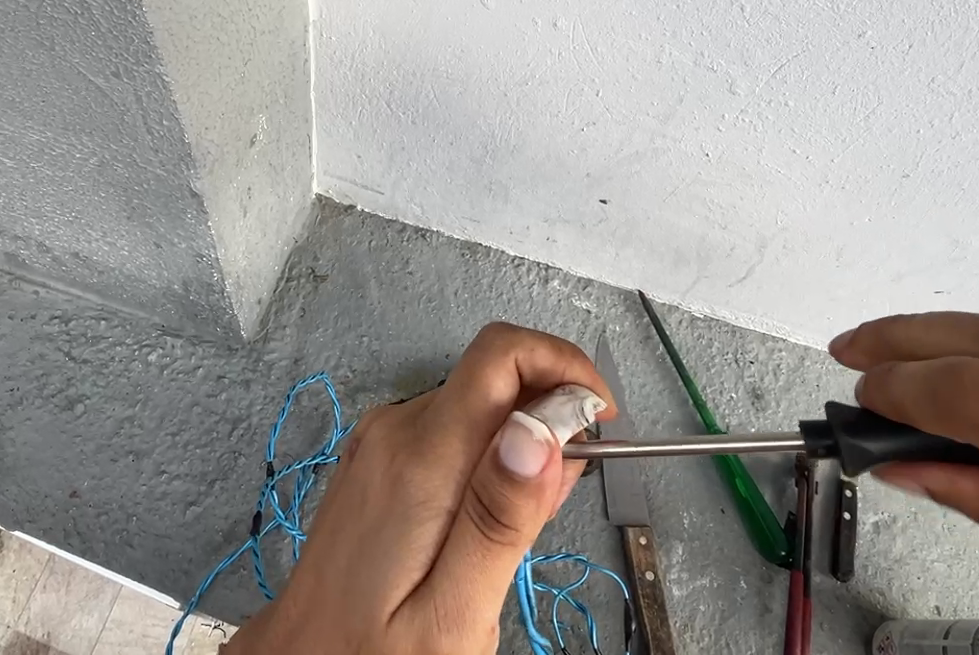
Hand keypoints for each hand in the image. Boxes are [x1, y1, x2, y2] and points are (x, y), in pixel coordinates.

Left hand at [225, 323, 612, 654]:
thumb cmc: (377, 652)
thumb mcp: (453, 609)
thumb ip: (500, 516)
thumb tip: (541, 426)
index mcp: (421, 454)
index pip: (500, 354)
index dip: (563, 365)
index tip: (601, 420)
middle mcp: (398, 425)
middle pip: (494, 374)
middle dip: (549, 413)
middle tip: (561, 501)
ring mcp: (384, 435)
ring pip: (478, 401)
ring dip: (522, 439)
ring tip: (520, 527)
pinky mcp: (382, 452)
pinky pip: (452, 426)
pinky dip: (490, 453)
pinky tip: (485, 520)